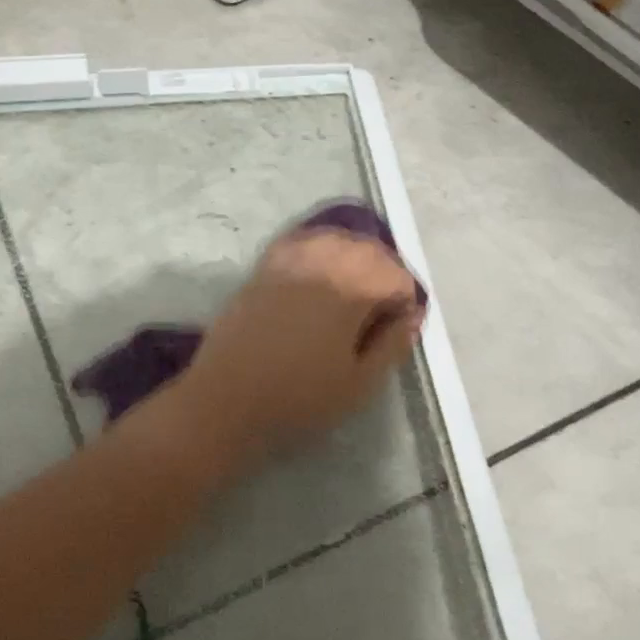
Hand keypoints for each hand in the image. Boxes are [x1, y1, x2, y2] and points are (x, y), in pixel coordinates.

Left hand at [176, 229, 423, 466]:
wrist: (226, 400)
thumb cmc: (299, 399)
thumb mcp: (359, 384)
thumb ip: (393, 345)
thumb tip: (413, 317)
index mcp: (352, 290)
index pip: (397, 277)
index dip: (406, 302)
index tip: (398, 328)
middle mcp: (323, 263)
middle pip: (369, 250)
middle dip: (384, 273)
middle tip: (381, 310)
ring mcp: (290, 260)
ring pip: (336, 239)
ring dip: (353, 258)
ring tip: (352, 291)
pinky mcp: (264, 266)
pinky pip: (302, 242)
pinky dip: (320, 251)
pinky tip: (319, 275)